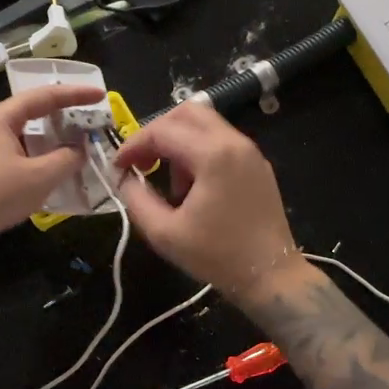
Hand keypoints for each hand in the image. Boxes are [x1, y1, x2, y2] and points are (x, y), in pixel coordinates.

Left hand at [0, 84, 102, 241]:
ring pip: (25, 132)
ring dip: (51, 136)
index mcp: (2, 117)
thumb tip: (80, 150)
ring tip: (76, 142)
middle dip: (63, 114)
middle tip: (89, 117)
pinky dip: (38, 152)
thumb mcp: (41, 176)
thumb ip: (67, 158)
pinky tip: (52, 165)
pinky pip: (18, 150)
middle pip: (33, 111)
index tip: (99, 95)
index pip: (44, 96)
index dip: (75, 94)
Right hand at [113, 103, 301, 295]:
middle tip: (141, 162)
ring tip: (170, 184)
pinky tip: (193, 187)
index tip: (118, 167)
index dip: (133, 146)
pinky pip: (221, 142)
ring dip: (178, 143)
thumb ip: (136, 200)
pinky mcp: (257, 165)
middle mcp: (234, 142)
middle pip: (187, 113)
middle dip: (156, 133)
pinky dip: (198, 152)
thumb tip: (125, 179)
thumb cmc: (216, 256)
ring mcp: (250, 152)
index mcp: (213, 155)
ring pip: (205, 125)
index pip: (162, 131)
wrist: (270, 275)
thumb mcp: (164, 233)